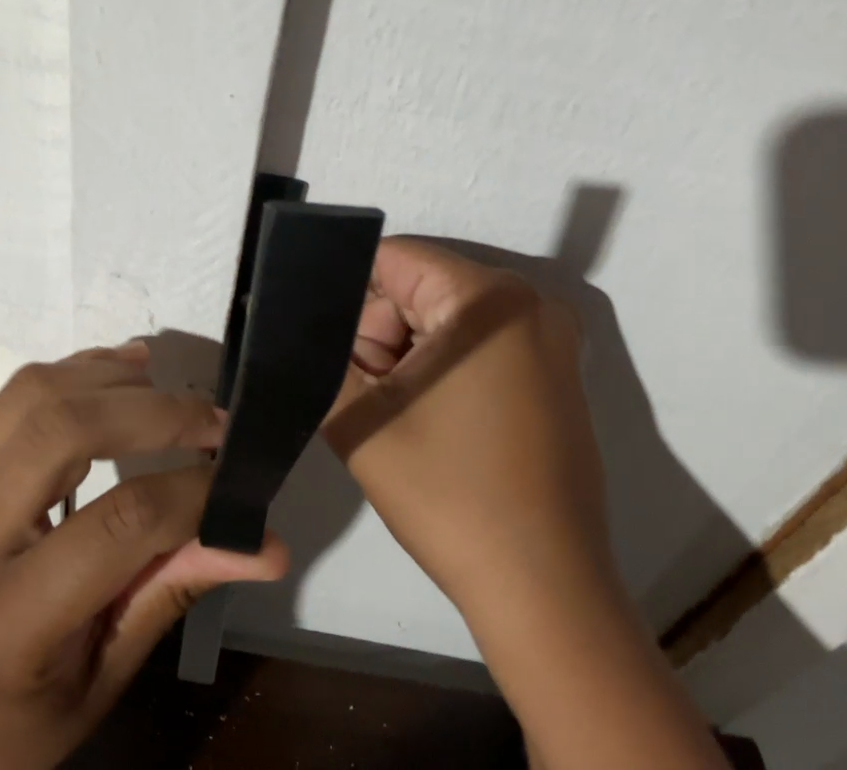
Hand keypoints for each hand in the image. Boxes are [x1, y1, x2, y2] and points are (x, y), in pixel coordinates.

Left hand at [0, 343, 288, 769]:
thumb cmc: (30, 717)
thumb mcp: (111, 670)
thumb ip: (177, 588)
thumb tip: (268, 545)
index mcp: (6, 621)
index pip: (116, 525)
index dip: (189, 492)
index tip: (234, 477)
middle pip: (60, 432)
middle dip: (152, 413)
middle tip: (212, 422)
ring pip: (30, 397)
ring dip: (109, 378)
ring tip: (168, 385)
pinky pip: (12, 402)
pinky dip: (75, 374)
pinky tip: (123, 375)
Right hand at [324, 238, 610, 610]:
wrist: (541, 587)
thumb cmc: (450, 495)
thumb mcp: (360, 420)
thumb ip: (317, 360)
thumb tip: (292, 330)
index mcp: (490, 299)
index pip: (392, 259)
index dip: (342, 294)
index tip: (315, 341)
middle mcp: (531, 307)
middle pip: (420, 289)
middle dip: (378, 336)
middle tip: (362, 399)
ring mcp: (551, 345)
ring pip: (445, 323)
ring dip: (406, 361)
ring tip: (394, 422)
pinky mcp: (554, 382)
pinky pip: (478, 351)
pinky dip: (441, 375)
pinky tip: (429, 427)